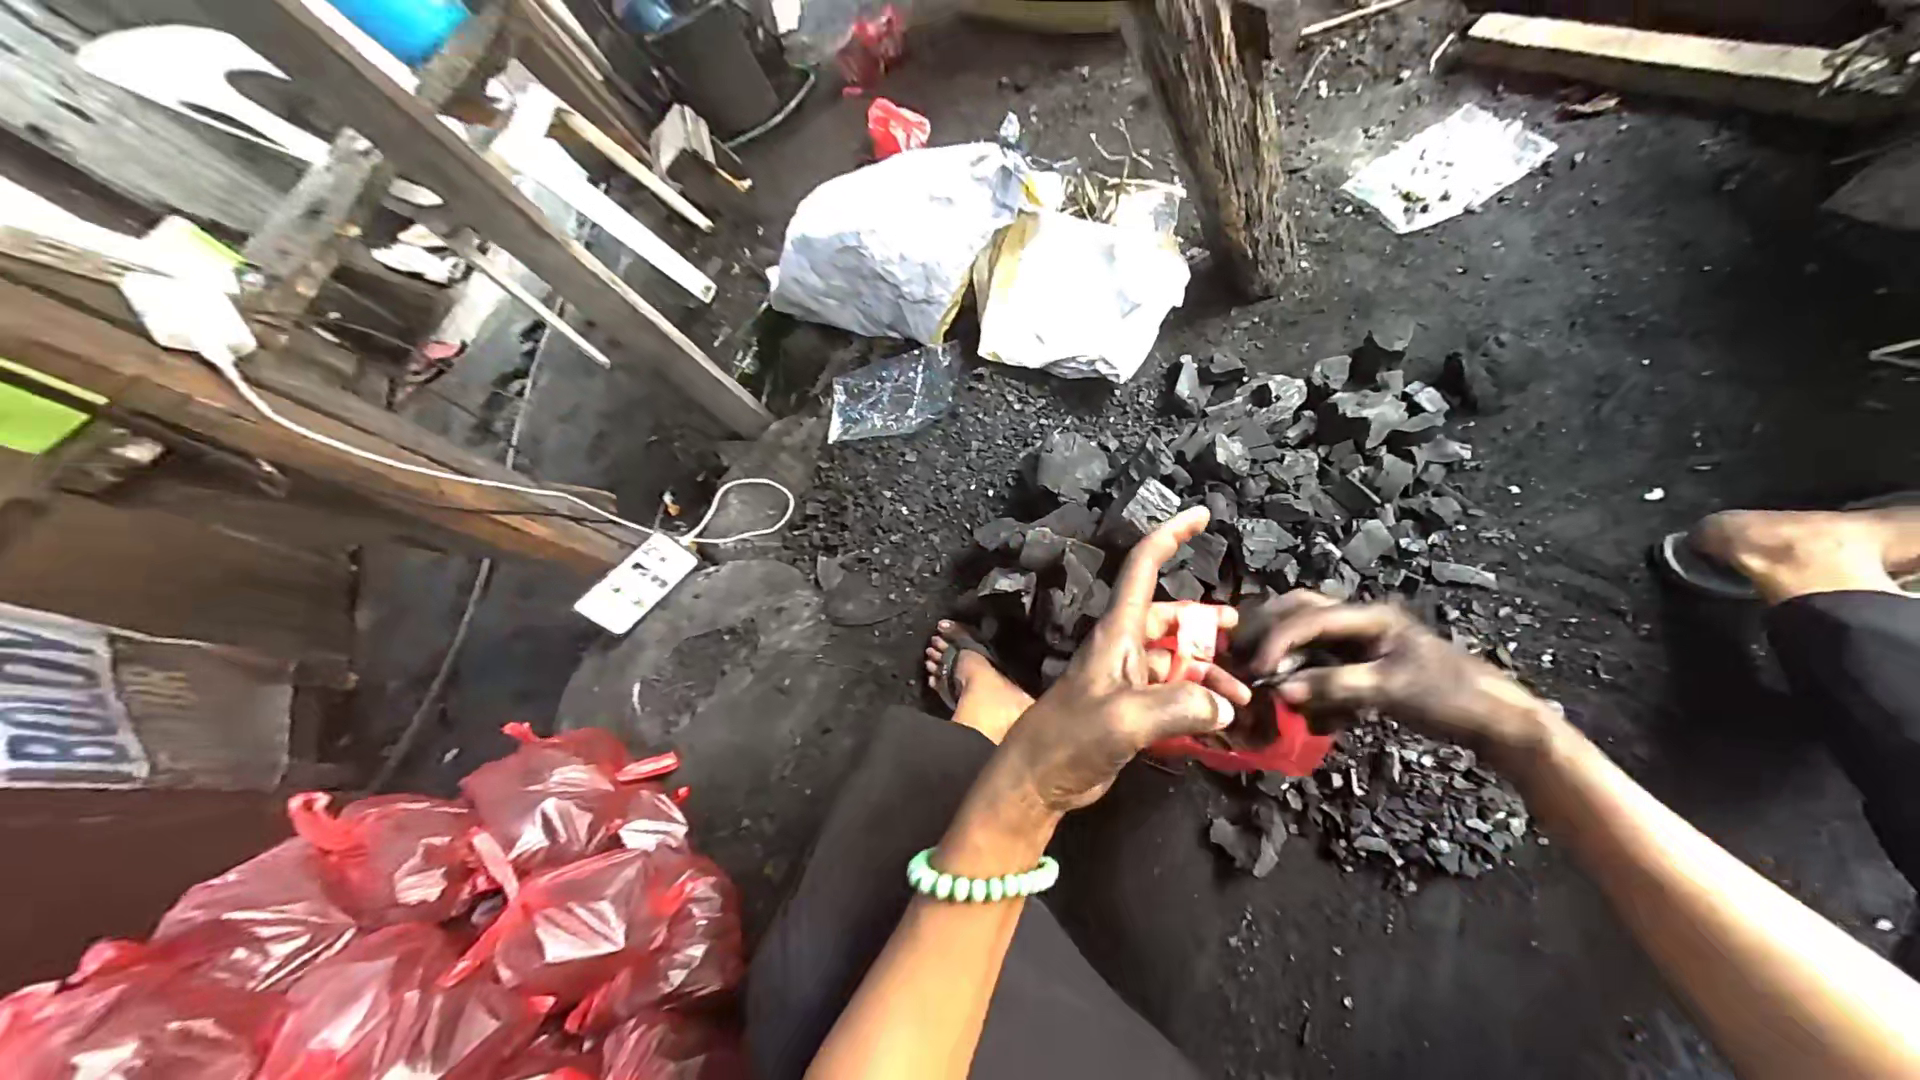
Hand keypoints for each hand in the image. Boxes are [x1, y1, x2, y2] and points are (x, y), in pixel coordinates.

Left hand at [990, 507, 1253, 813]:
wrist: (1039, 779)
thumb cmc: (1071, 737)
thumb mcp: (1125, 719)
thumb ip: (1179, 707)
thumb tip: (1225, 705)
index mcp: (1117, 633)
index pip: (1144, 568)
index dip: (1170, 536)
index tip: (1201, 515)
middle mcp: (1124, 648)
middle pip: (1173, 619)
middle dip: (1207, 624)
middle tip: (1242, 635)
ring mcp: (1128, 679)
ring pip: (1179, 661)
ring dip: (1210, 674)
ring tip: (1243, 698)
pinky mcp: (1132, 709)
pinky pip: (1174, 695)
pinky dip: (1199, 704)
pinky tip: (1222, 722)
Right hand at [1244, 590, 1555, 761]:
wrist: (1496, 719)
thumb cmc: (1448, 697)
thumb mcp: (1390, 690)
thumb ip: (1334, 686)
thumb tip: (1280, 690)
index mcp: (1369, 616)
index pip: (1307, 618)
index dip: (1275, 640)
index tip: (1256, 669)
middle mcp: (1359, 618)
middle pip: (1297, 609)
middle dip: (1267, 629)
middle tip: (1241, 654)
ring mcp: (1360, 637)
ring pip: (1304, 628)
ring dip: (1280, 646)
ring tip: (1258, 666)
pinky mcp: (1361, 657)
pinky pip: (1318, 653)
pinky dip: (1301, 668)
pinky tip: (1296, 691)